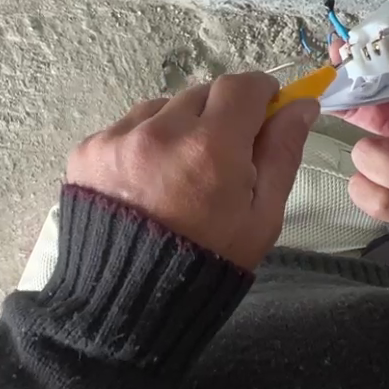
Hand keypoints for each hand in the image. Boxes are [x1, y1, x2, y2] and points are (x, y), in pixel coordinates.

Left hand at [67, 72, 318, 269]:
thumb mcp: (261, 218)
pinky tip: (145, 182)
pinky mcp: (87, 150)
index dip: (259, 93)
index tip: (264, 111)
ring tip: (178, 173)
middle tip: (222, 155)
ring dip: (177, 126)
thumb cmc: (207, 263)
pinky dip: (141, 143)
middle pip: (201, 93)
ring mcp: (118, 138)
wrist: (128, 302)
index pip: (242, 86)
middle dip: (219, 115)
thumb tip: (301, 107)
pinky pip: (125, 127)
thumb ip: (282, 154)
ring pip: (161, 107)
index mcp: (211, 147)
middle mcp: (161, 131)